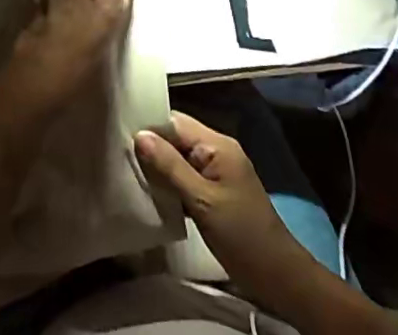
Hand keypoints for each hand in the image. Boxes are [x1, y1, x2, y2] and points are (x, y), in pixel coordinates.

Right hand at [134, 112, 290, 267]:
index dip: (149, 126)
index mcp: (217, 145)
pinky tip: (151, 191)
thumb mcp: (202, 200)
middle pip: (176, 137)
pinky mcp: (213, 190)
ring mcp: (216, 171)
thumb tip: (139, 135)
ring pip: (178, 157)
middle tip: (121, 156)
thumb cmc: (241, 235)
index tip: (120, 135)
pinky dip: (169, 181)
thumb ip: (170, 166)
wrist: (277, 275)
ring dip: (158, 165)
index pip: (175, 121)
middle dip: (151, 146)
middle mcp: (217, 151)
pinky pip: (184, 175)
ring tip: (130, 172)